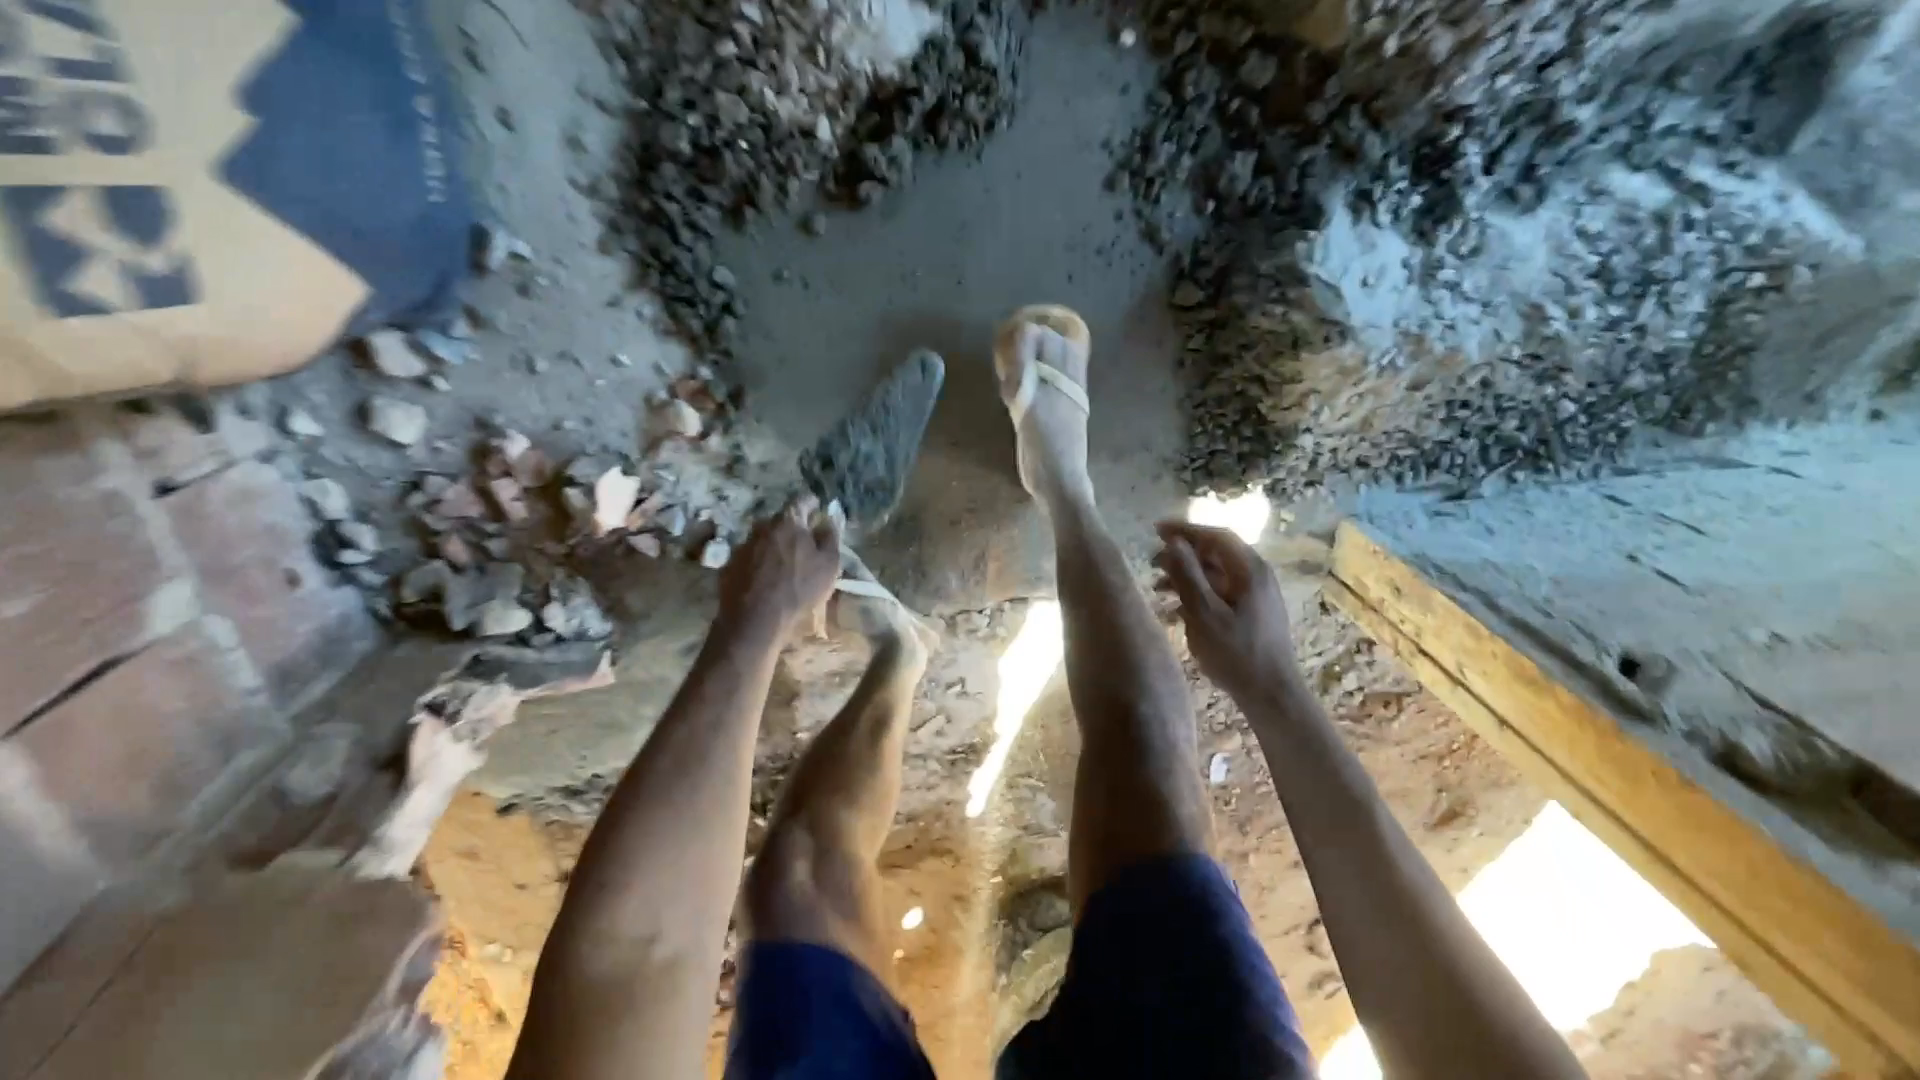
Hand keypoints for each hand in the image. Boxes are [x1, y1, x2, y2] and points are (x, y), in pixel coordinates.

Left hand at [719, 495, 840, 641]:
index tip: (818, 509)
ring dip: (773, 546)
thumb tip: (829, 520)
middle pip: (780, 520)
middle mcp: (762, 526)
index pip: (802, 500)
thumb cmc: (799, 589)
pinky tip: (764, 580)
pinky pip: (749, 557)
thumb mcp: (829, 565)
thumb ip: (831, 537)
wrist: (754, 619)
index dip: (812, 503)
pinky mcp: (729, 564)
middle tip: (803, 544)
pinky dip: (758, 563)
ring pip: (763, 539)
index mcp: (788, 521)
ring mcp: (743, 545)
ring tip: (783, 565)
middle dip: (792, 528)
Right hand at [1153, 521, 1301, 700]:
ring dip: (1188, 575)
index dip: (1185, 530)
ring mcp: (1258, 595)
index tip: (1156, 530)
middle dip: (1183, 554)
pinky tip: (1176, 609)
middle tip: (1152, 560)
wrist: (1272, 694)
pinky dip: (1198, 593)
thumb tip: (1173, 543)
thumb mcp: (1204, 614)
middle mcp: (1258, 576)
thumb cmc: (1236, 654)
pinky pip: (1222, 592)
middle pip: (1217, 553)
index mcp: (1250, 570)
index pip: (1216, 536)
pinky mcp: (1254, 613)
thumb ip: (1187, 575)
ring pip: (1217, 574)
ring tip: (1158, 586)